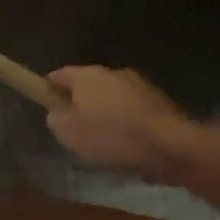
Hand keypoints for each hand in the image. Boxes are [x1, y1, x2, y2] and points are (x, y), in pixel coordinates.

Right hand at [45, 65, 197, 178]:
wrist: (172, 147)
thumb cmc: (112, 137)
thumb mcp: (69, 134)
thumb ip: (55, 119)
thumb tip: (57, 113)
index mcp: (85, 75)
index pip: (58, 75)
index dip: (49, 89)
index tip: (48, 105)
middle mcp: (112, 72)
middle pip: (88, 85)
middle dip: (82, 102)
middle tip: (78, 127)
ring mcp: (139, 85)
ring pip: (114, 97)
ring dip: (108, 112)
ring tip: (107, 140)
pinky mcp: (161, 102)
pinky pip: (135, 111)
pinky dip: (130, 122)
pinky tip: (130, 145)